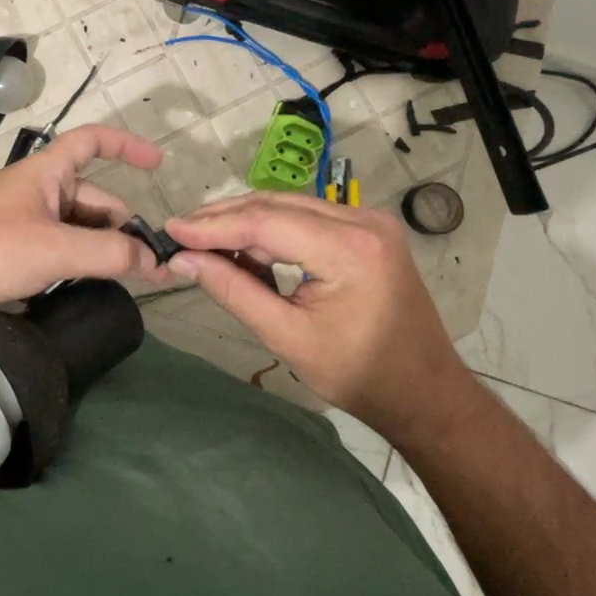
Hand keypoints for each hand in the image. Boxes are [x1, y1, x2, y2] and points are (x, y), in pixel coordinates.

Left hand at [0, 125, 172, 310]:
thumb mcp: (54, 250)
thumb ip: (109, 254)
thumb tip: (154, 260)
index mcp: (45, 171)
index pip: (92, 141)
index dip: (127, 146)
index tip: (158, 163)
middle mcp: (37, 189)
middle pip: (94, 199)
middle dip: (119, 229)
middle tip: (145, 268)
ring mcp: (24, 218)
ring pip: (77, 228)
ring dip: (97, 250)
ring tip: (115, 282)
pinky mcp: (13, 245)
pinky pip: (57, 245)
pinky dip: (75, 261)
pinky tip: (82, 287)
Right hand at [164, 193, 479, 448]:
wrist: (425, 391)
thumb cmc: (358, 373)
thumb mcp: (287, 337)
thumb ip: (233, 291)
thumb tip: (182, 260)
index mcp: (348, 249)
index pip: (264, 222)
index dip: (212, 226)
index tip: (170, 231)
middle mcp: (361, 221)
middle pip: (274, 204)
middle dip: (222, 218)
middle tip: (179, 235)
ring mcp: (368, 221)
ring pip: (288, 206)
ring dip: (244, 221)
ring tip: (203, 243)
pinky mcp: (366, 230)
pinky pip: (305, 216)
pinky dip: (270, 229)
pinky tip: (245, 249)